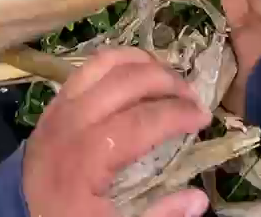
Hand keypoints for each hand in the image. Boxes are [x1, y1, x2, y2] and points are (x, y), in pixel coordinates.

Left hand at [23, 48, 210, 216]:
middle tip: (193, 97)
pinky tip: (137, 72)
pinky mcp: (57, 99)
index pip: (142, 121)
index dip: (177, 114)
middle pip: (128, 82)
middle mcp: (74, 120)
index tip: (204, 118)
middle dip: (167, 83)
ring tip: (170, 78)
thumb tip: (198, 199)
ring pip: (108, 62)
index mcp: (87, 156)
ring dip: (144, 63)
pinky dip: (119, 61)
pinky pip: (90, 65)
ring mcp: (62, 104)